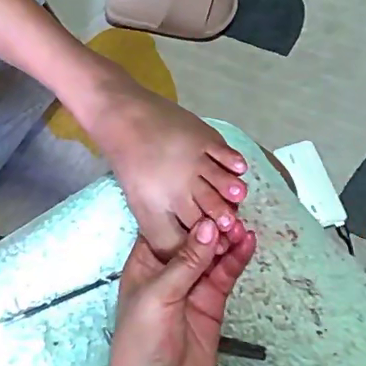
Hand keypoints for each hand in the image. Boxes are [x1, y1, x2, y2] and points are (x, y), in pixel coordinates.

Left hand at [81, 77, 248, 253]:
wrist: (126, 119)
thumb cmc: (130, 163)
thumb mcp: (138, 202)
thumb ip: (161, 224)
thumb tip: (188, 241)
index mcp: (158, 209)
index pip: (185, 236)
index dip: (201, 244)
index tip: (214, 245)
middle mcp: (179, 189)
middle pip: (208, 213)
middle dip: (221, 222)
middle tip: (230, 225)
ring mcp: (194, 161)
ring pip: (221, 185)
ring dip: (231, 193)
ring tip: (237, 197)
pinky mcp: (204, 139)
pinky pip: (225, 154)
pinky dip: (234, 162)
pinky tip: (240, 168)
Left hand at [108, 218, 256, 365]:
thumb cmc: (142, 342)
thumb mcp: (158, 296)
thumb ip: (185, 262)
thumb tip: (208, 227)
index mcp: (144, 263)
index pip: (165, 229)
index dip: (186, 214)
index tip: (207, 198)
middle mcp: (168, 271)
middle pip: (193, 239)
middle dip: (211, 226)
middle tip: (232, 212)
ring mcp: (191, 286)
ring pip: (212, 255)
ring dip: (227, 241)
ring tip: (243, 226)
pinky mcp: (211, 303)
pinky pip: (225, 275)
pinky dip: (237, 259)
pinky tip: (248, 244)